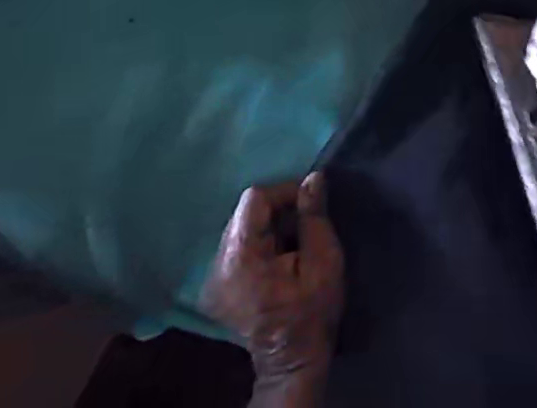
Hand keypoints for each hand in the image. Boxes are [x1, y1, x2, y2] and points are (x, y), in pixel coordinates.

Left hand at [201, 173, 343, 388]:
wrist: (292, 359)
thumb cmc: (312, 310)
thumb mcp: (324, 260)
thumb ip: (314, 216)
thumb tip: (313, 178)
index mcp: (241, 258)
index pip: (254, 199)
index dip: (285, 192)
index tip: (308, 205)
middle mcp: (218, 264)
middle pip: (245, 211)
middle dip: (278, 208)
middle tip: (303, 224)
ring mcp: (212, 276)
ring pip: (241, 224)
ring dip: (269, 223)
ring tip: (292, 240)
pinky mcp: (216, 283)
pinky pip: (238, 241)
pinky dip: (260, 238)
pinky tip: (278, 255)